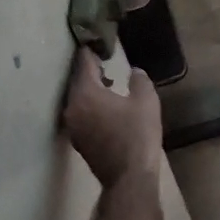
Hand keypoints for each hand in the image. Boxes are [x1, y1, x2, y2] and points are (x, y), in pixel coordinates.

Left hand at [61, 48, 161, 186]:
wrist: (129, 177)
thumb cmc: (138, 135)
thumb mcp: (146, 101)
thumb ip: (139, 80)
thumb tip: (134, 71)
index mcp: (85, 93)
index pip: (84, 64)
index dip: (91, 51)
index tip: (97, 42)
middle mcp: (72, 107)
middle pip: (78, 82)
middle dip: (90, 71)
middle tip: (105, 62)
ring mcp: (72, 126)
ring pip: (79, 99)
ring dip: (91, 90)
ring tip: (108, 84)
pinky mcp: (78, 140)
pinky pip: (81, 113)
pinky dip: (91, 106)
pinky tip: (107, 108)